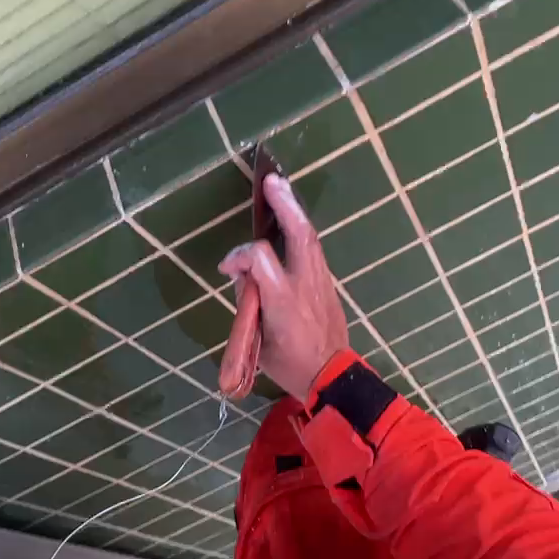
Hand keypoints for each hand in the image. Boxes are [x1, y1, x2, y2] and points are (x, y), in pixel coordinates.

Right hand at [219, 173, 349, 401]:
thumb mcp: (258, 341)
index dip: (239, 256)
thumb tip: (243, 276)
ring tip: (280, 187)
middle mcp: (305, 283)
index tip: (226, 269)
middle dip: (285, 205)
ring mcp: (321, 280)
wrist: (332, 377)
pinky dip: (300, 227)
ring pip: (311, 236)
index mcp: (283, 300)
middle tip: (271, 182)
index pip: (260, 258)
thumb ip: (249, 304)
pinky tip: (291, 216)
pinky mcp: (328, 281)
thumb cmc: (289, 364)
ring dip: (294, 209)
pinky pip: (314, 247)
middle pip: (299, 235)